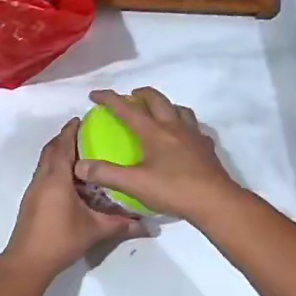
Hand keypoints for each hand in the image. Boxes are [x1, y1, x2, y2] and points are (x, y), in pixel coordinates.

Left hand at [3, 118, 145, 277]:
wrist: (28, 261)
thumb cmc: (60, 240)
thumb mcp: (94, 231)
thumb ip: (121, 225)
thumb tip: (147, 226)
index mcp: (56, 179)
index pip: (63, 146)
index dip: (71, 131)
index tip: (84, 120)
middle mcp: (42, 179)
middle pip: (51, 150)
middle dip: (64, 138)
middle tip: (85, 134)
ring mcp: (34, 190)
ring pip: (45, 163)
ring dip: (59, 154)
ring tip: (81, 154)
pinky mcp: (31, 201)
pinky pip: (43, 175)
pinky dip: (55, 169)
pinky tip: (71, 180)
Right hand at [73, 88, 244, 220]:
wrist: (215, 201)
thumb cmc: (173, 190)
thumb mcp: (134, 184)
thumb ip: (105, 173)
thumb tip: (79, 166)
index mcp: (154, 132)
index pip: (127, 109)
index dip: (109, 99)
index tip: (95, 95)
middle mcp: (174, 127)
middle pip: (157, 100)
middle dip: (141, 94)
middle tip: (130, 96)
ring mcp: (194, 136)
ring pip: (179, 110)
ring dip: (165, 106)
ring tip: (157, 113)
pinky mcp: (206, 148)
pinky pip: (194, 128)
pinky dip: (183, 125)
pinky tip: (182, 137)